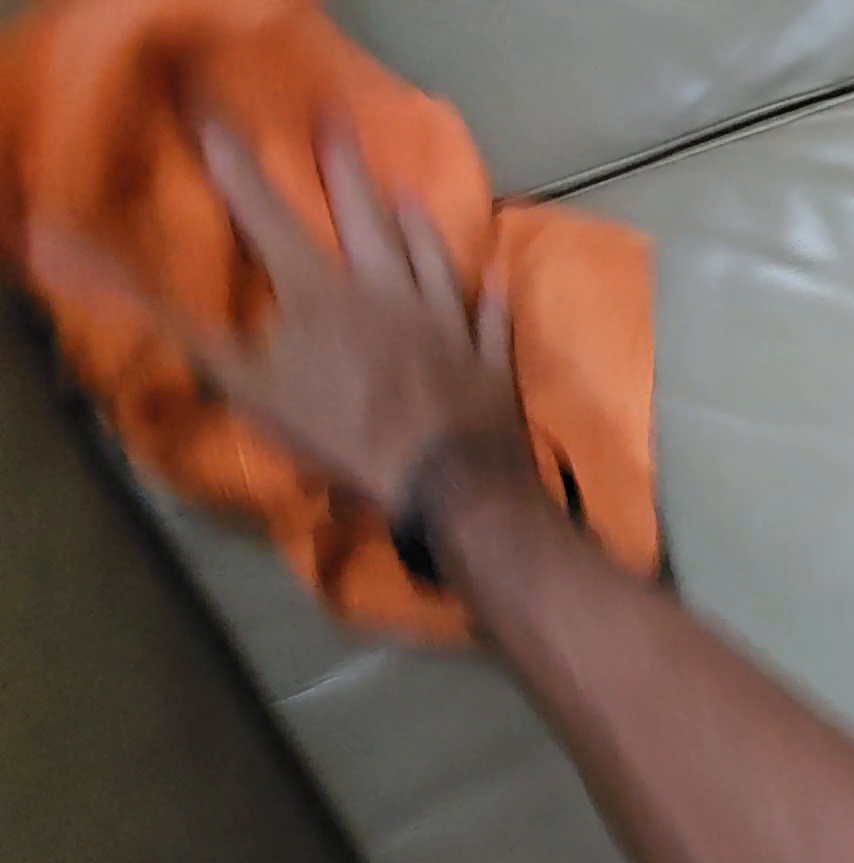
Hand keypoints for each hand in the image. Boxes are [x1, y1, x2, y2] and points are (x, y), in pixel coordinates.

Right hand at [31, 116, 522, 516]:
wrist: (446, 474)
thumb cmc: (344, 431)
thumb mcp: (243, 380)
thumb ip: (167, 314)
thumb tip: (69, 248)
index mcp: (323, 293)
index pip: (267, 213)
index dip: (236, 161)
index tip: (213, 109)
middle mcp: (392, 293)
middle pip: (366, 220)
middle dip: (344, 168)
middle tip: (340, 119)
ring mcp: (450, 322)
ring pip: (434, 261)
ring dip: (420, 227)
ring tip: (411, 195)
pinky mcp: (490, 355)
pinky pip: (492, 317)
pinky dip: (492, 294)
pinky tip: (496, 273)